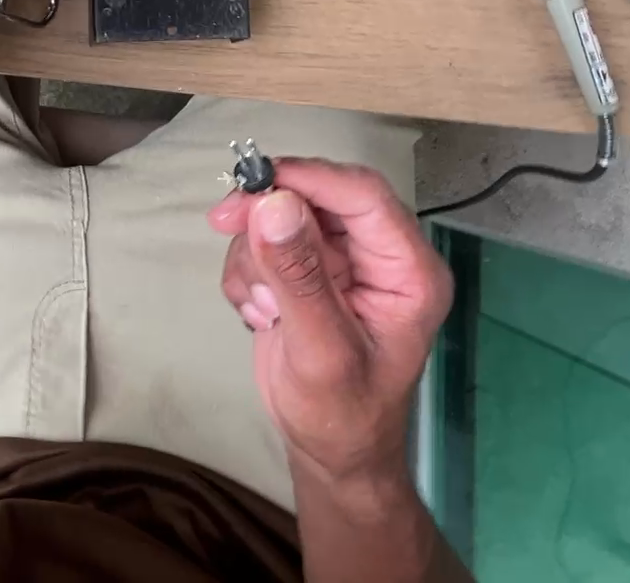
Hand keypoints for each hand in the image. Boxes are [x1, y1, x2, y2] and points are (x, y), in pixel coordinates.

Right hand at [210, 160, 452, 489]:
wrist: (326, 451)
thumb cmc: (340, 415)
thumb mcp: (320, 350)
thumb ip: (298, 276)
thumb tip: (272, 204)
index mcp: (406, 269)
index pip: (363, 195)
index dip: (309, 177)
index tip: (253, 183)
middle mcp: (376, 254)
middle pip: (316, 195)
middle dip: (266, 214)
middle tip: (223, 223)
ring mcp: (338, 260)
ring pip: (280, 215)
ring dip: (254, 255)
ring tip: (264, 309)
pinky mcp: (305, 269)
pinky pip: (262, 240)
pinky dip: (247, 272)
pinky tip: (261, 314)